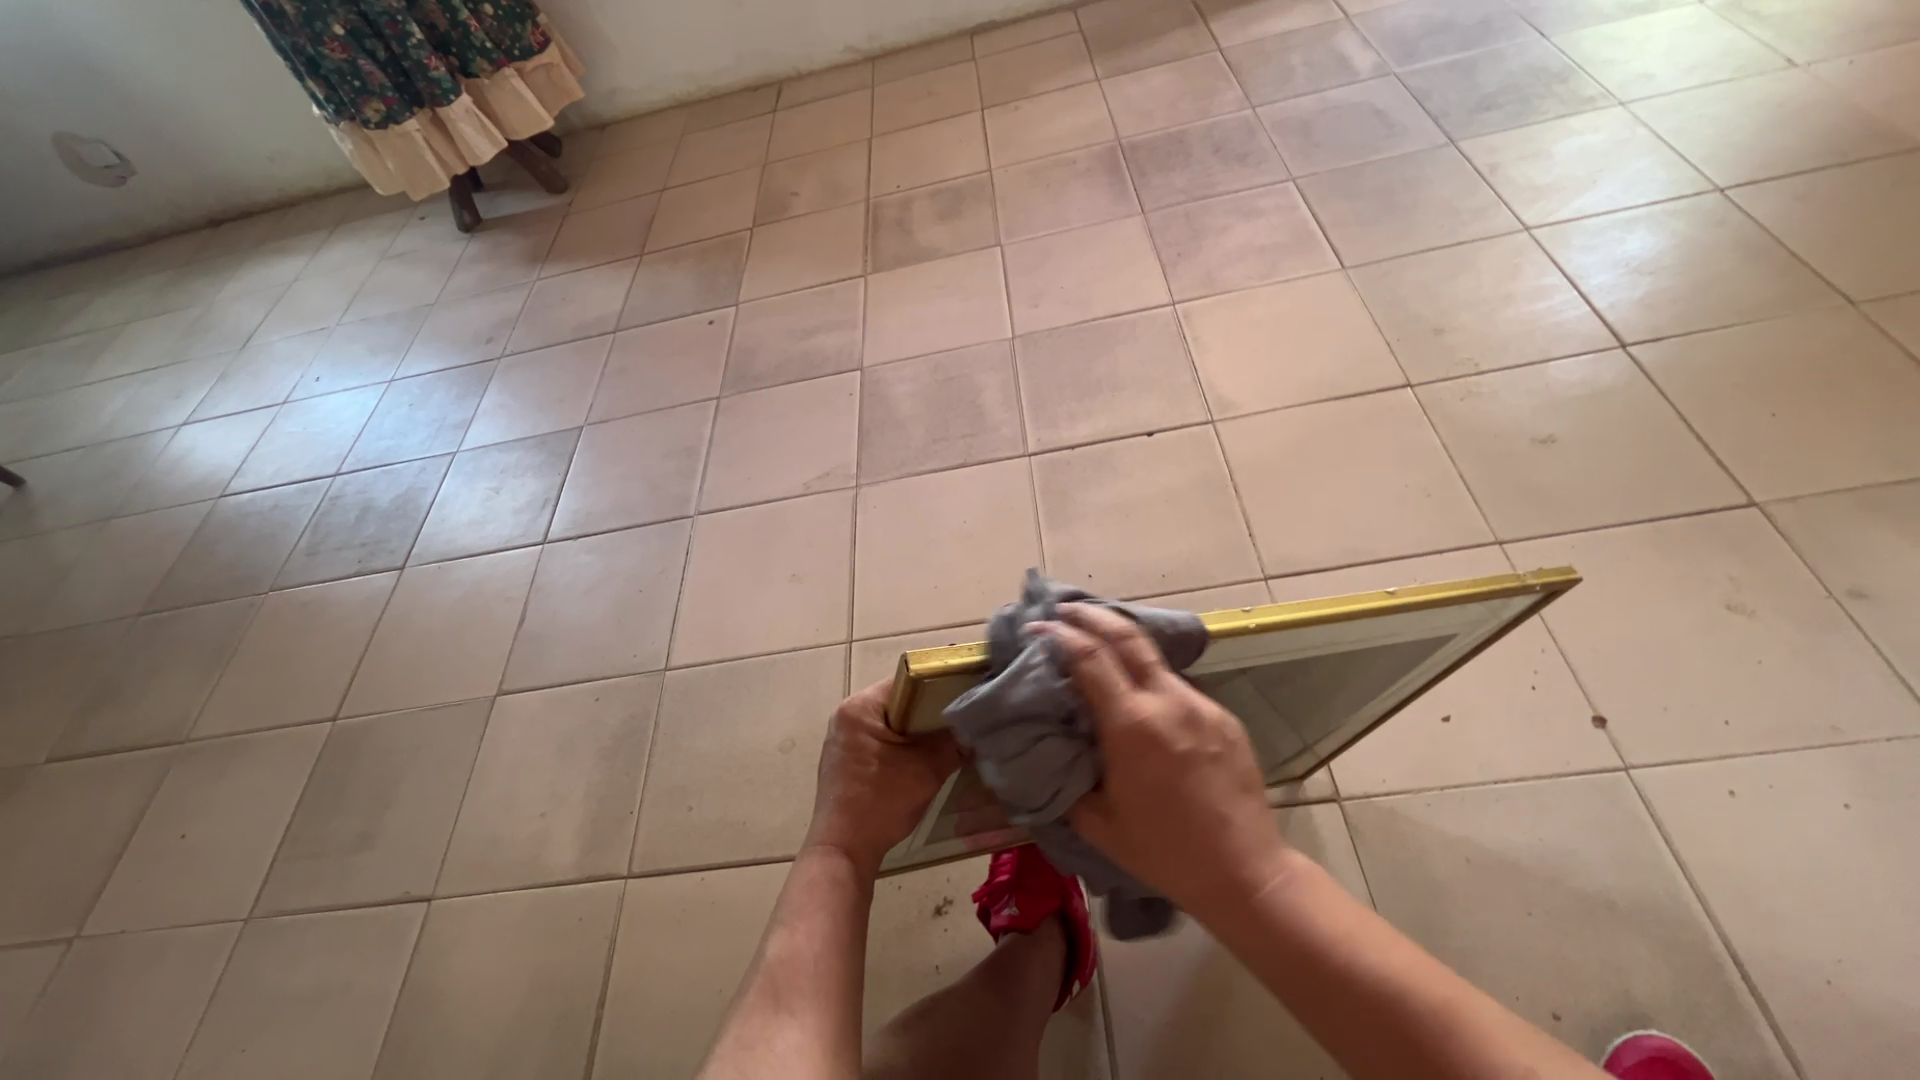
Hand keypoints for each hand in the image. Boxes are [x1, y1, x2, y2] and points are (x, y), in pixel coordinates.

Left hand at [804, 680, 963, 877]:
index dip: (939, 688)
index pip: (907, 682)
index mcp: (859, 707)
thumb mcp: (926, 770)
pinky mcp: (844, 760)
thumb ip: (953, 743)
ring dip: (916, 734)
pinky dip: (901, 748)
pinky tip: (920, 762)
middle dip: (929, 714)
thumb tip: (975, 727)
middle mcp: (845, 715)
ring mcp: (842, 740)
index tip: (964, 699)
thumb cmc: (881, 802)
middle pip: (898, 702)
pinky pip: (879, 741)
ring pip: (890, 724)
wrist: (844, 850)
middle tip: (959, 723)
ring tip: (946, 742)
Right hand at [1037, 604, 1294, 921]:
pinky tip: (1144, 702)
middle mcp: (1169, 702)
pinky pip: (1180, 691)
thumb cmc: (1163, 852)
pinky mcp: (1225, 719)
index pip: (1089, 658)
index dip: (1059, 635)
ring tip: (1101, 651)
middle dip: (1092, 616)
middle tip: (1065, 609)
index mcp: (1132, 725)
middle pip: (1127, 636)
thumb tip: (1057, 746)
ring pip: (1156, 662)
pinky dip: (1152, 683)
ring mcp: (1203, 706)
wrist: (1244, 872)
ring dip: (1124, 648)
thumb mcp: (1098, 822)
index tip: (1037, 626)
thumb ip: (1072, 776)